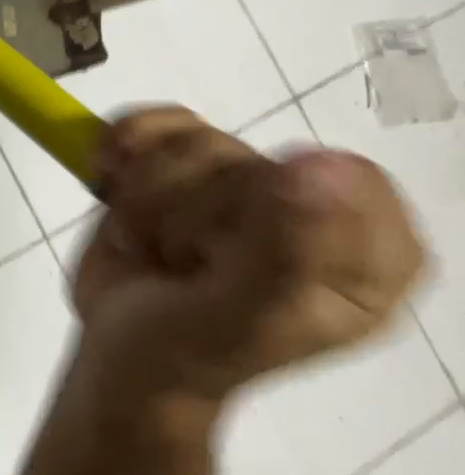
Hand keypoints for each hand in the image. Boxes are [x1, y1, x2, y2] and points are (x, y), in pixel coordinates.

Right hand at [71, 107, 424, 398]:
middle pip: (245, 161)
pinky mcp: (181, 166)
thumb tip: (316, 164)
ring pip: (190, 140)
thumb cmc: (188, 351)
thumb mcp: (241, 320)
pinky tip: (109, 178)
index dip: (265, 201)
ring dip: (142, 197)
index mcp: (366, 253)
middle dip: (184, 213)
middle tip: (177, 265)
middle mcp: (314, 209)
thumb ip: (284, 254)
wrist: (120, 353)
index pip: (342, 179)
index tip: (220, 249)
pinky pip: (154, 121)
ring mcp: (242, 184)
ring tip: (149, 246)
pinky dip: (119, 146)